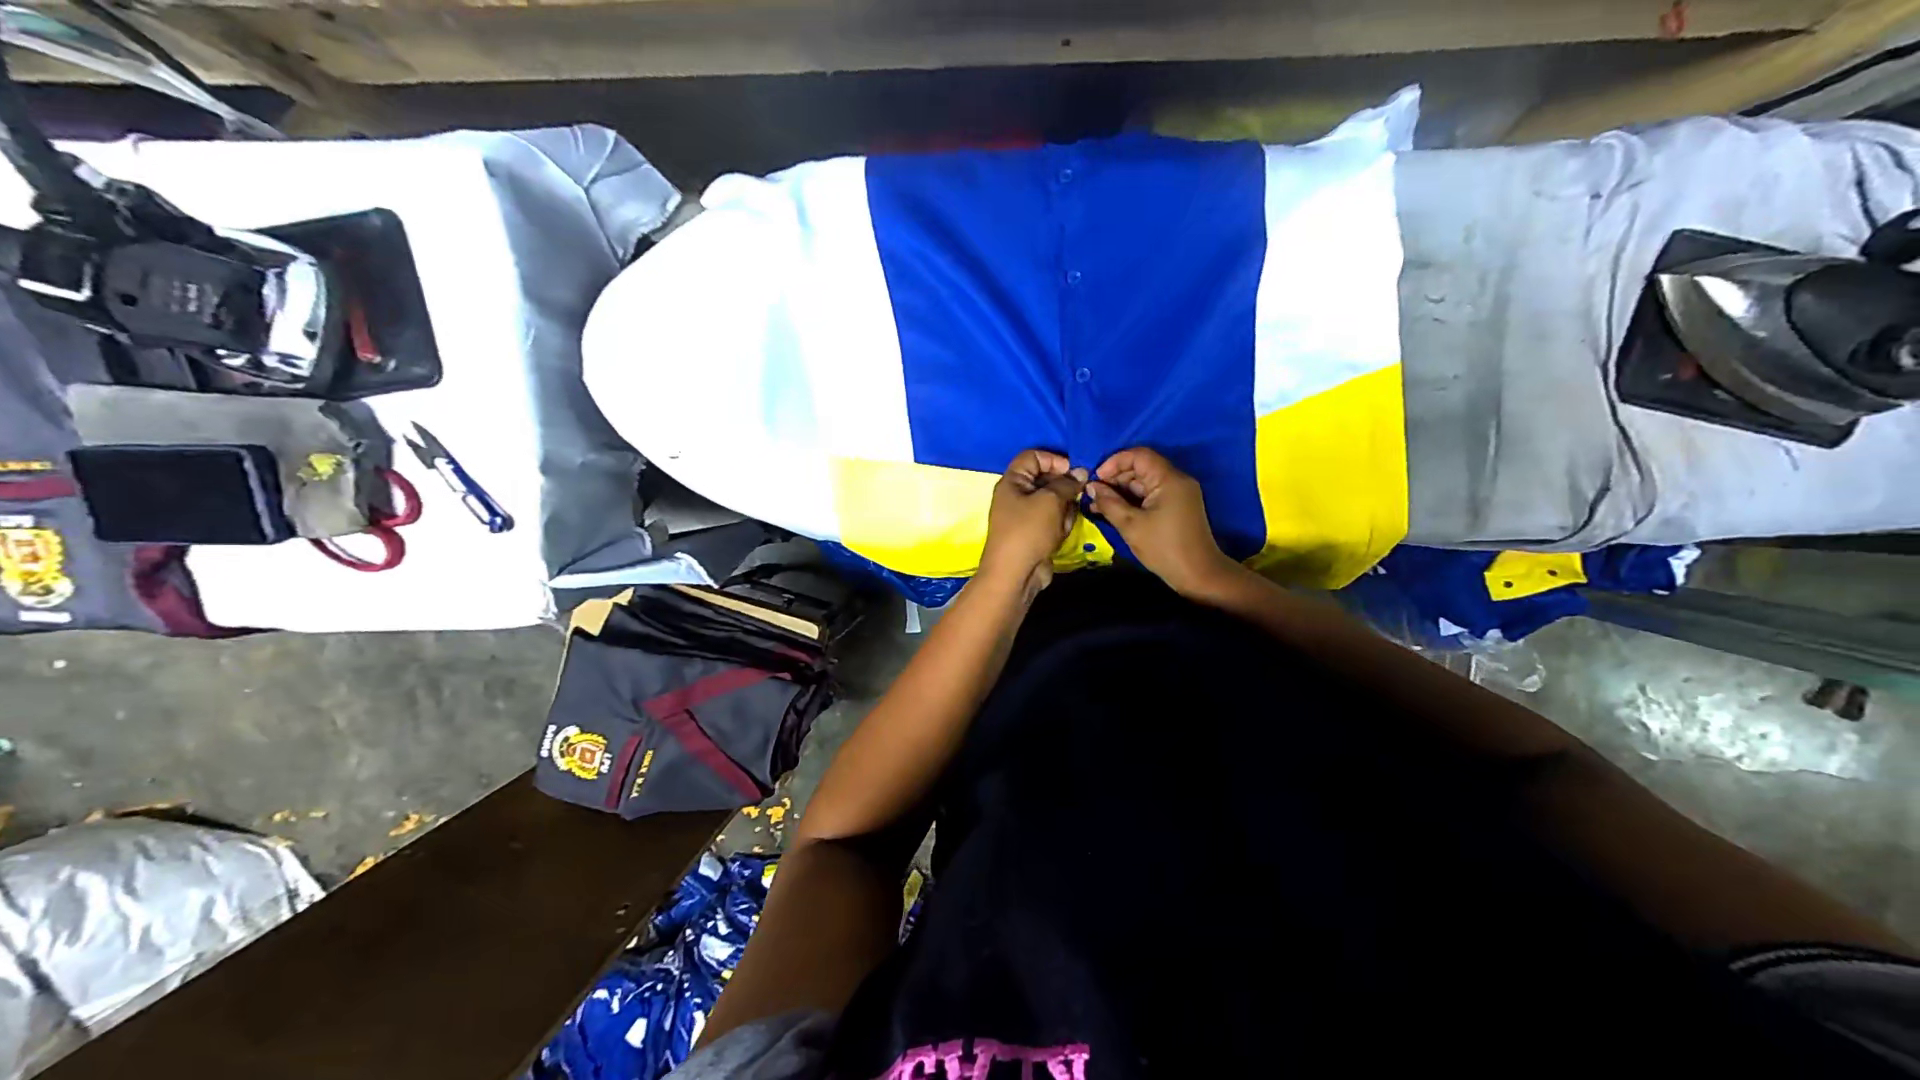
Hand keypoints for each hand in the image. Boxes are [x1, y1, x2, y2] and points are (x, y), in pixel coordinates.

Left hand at [979, 449, 1085, 595]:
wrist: (1016, 574)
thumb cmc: (1029, 531)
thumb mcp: (1050, 501)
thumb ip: (1067, 483)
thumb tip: (1080, 472)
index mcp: (1012, 482)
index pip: (1033, 457)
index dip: (1053, 459)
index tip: (1072, 471)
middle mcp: (1017, 495)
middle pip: (1046, 479)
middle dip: (1064, 488)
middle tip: (1075, 497)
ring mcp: (1026, 515)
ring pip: (1054, 500)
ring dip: (1064, 510)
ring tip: (1062, 523)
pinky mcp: (1036, 532)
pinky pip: (1054, 519)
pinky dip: (1060, 525)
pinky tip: (1060, 535)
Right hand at [1085, 447, 1240, 597]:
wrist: (1198, 574)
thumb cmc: (1164, 548)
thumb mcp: (1131, 526)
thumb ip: (1109, 503)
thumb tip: (1092, 487)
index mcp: (1169, 479)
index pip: (1139, 455)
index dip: (1114, 462)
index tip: (1096, 479)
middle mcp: (1177, 479)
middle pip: (1142, 466)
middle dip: (1116, 477)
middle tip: (1094, 494)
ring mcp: (1179, 492)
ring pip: (1145, 481)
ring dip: (1122, 489)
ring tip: (1099, 504)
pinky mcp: (1178, 505)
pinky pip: (1152, 493)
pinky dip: (1133, 498)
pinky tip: (1115, 510)